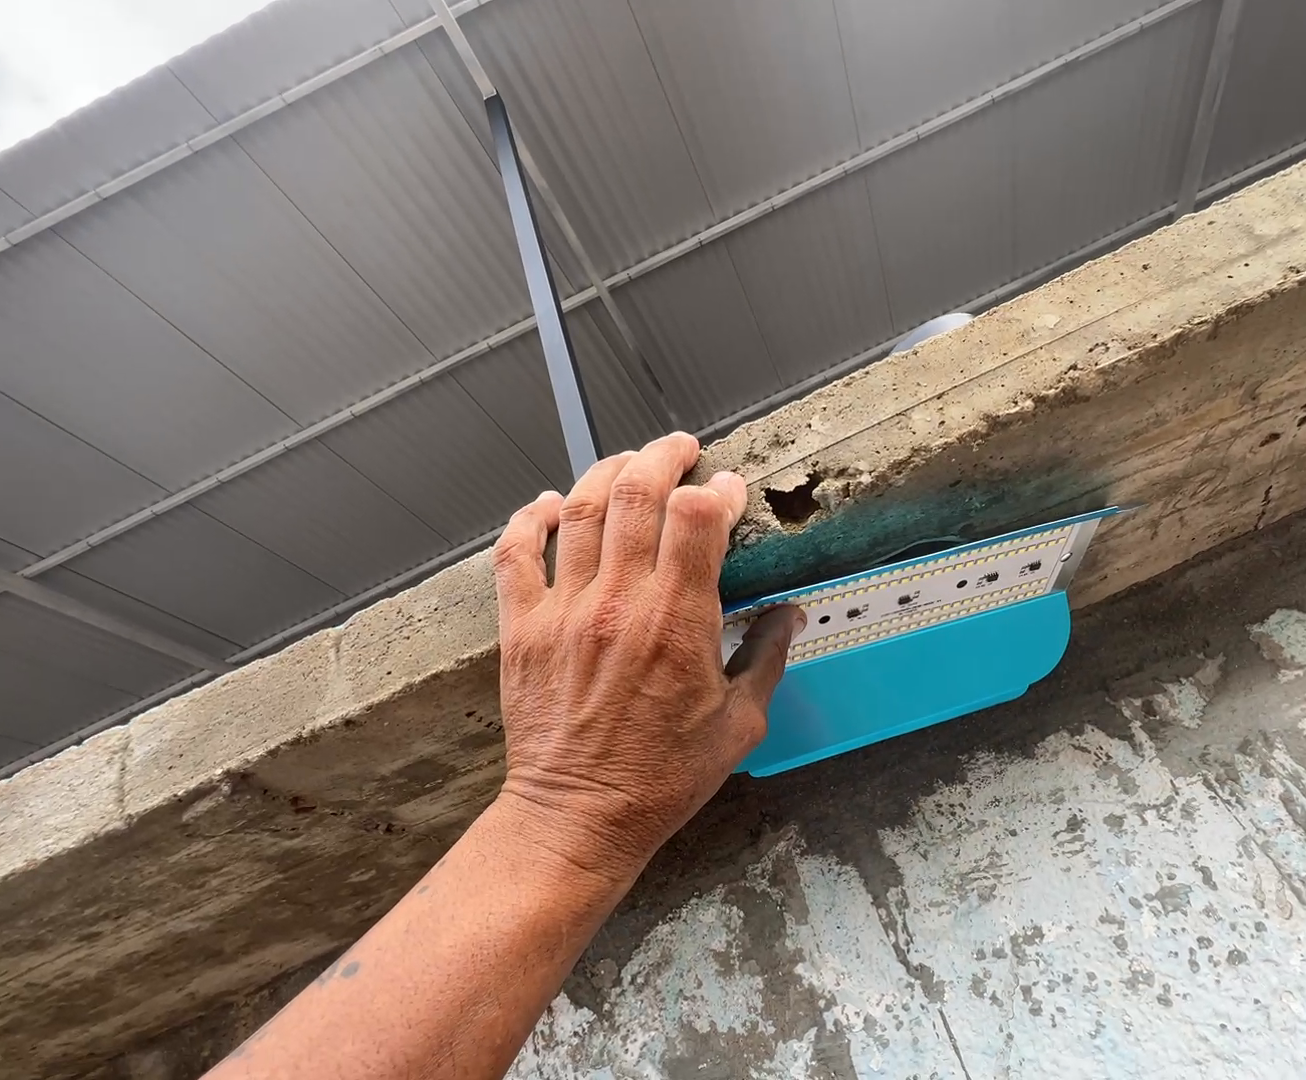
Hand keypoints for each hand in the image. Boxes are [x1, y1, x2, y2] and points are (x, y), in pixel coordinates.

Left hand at [490, 432, 802, 883]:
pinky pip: (516, 553)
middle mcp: (619, 603)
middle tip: (680, 450)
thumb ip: (768, 658)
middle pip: (636, 494)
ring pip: (579, 509)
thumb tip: (789, 615)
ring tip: (628, 462)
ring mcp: (564, 611)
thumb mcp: (739, 724)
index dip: (719, 492)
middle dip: (663, 457)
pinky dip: (528, 519)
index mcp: (678, 622)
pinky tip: (547, 504)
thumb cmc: (662, 777)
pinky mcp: (523, 628)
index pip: (698, 519)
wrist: (578, 817)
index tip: (730, 494)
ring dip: (607, 472)